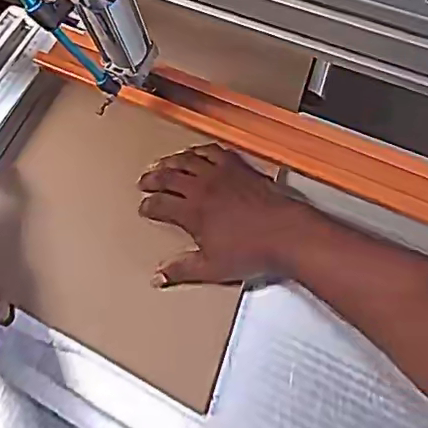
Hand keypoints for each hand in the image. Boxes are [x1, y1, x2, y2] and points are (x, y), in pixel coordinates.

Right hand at [136, 145, 323, 286]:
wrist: (284, 232)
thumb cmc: (252, 250)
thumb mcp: (212, 268)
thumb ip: (182, 270)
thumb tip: (159, 276)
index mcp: (192, 211)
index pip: (160, 204)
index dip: (148, 205)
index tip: (144, 207)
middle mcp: (202, 187)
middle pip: (168, 176)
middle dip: (152, 178)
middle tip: (144, 181)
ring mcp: (219, 173)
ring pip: (186, 160)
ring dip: (171, 161)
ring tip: (163, 163)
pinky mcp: (236, 165)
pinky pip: (211, 151)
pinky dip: (199, 150)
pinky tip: (196, 152)